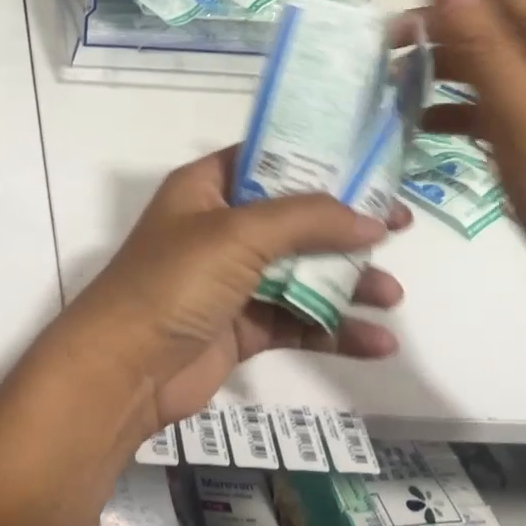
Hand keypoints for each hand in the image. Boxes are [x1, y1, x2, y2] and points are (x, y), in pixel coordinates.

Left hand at [52, 147, 406, 433]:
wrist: (126, 365)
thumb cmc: (175, 281)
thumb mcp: (238, 234)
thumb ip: (306, 220)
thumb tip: (370, 218)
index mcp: (204, 189)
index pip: (263, 160)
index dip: (314, 161)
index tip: (370, 168)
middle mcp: (216, 228)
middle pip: (290, 218)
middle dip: (342, 225)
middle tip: (399, 227)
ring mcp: (228, 279)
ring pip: (298, 271)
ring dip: (345, 281)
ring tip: (391, 293)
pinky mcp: (240, 327)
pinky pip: (297, 320)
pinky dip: (335, 329)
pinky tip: (378, 342)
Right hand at [403, 0, 525, 302]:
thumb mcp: (524, 111)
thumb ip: (483, 40)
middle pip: (493, 20)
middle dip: (435, 20)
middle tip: (382, 44)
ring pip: (484, 64)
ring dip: (436, 64)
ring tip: (389, 83)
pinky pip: (483, 107)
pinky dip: (446, 108)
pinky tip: (417, 127)